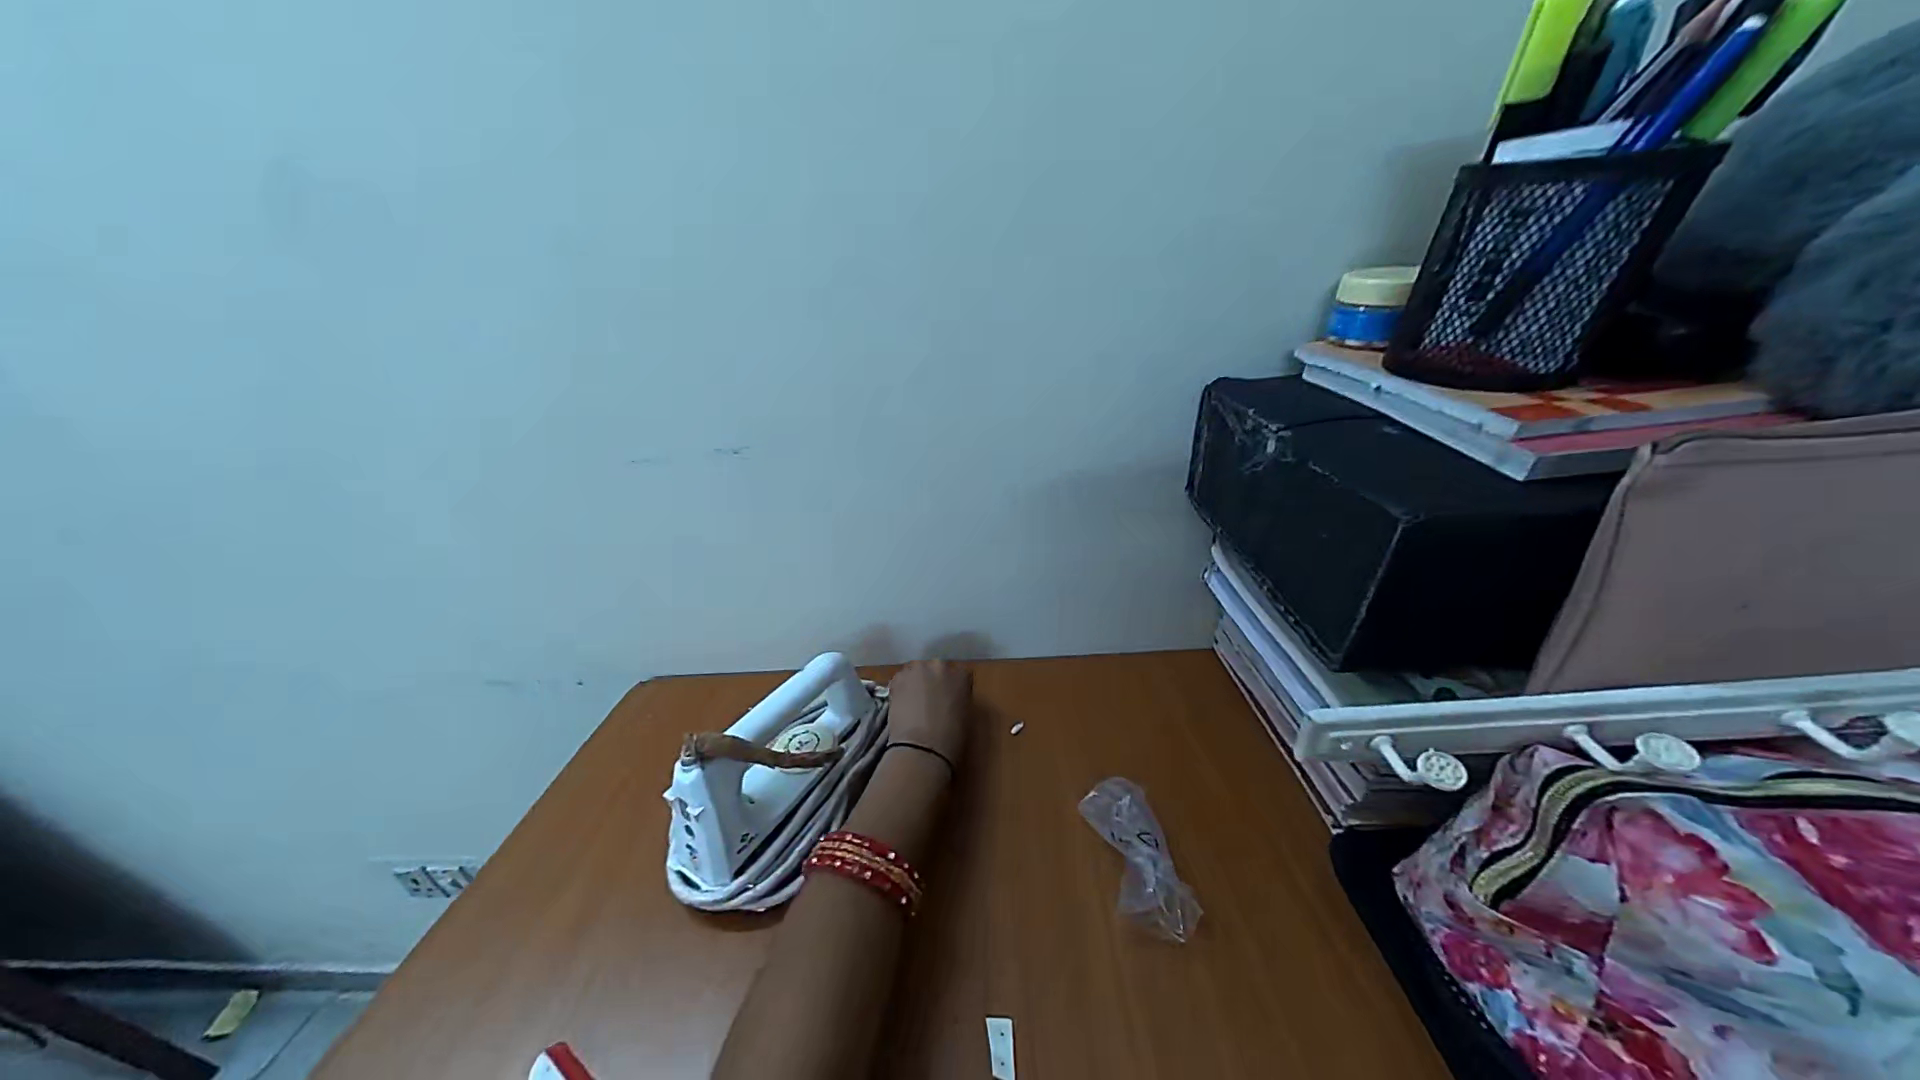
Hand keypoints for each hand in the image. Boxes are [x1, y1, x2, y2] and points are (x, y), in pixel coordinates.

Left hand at [885, 660, 972, 771]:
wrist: (922, 746)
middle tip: (930, 700)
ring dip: (916, 683)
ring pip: (916, 672)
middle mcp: (940, 666)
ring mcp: (917, 669)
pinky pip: (901, 679)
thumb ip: (959, 698)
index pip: (959, 675)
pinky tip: (902, 705)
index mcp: (962, 675)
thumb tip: (950, 698)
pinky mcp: (898, 678)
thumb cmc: (951, 736)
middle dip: (933, 682)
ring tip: (913, 703)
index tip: (949, 699)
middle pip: (936, 669)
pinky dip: (901, 689)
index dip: (953, 688)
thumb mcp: (965, 714)